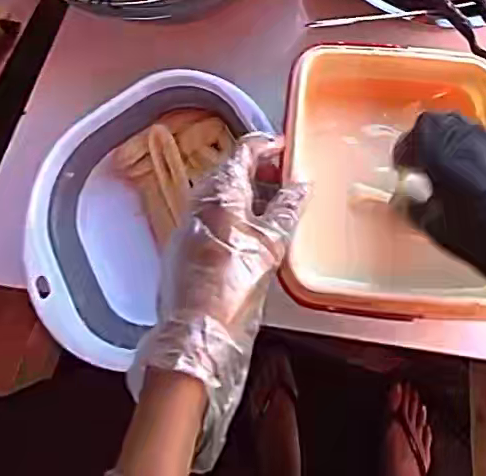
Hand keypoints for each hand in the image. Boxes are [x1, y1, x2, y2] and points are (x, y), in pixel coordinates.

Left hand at [127, 133, 305, 471]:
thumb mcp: (270, 245)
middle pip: (231, 169)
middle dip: (260, 168)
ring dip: (249, 190)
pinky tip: (253, 230)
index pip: (244, 150)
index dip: (267, 144)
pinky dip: (235, 211)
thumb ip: (286, 209)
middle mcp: (199, 201)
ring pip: (222, 193)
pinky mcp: (185, 246)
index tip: (286, 148)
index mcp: (219, 192)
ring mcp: (189, 223)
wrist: (193, 340)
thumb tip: (300, 186)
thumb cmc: (231, 289)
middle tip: (287, 175)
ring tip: (276, 203)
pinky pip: (214, 214)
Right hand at [393, 111, 485, 303]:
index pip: (412, 136)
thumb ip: (413, 205)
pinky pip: (478, 140)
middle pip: (436, 123)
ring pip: (459, 127)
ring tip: (443, 165)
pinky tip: (468, 172)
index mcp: (439, 148)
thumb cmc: (475, 234)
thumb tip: (403, 200)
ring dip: (446, 141)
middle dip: (424, 139)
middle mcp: (463, 136)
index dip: (403, 152)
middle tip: (419, 160)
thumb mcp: (433, 224)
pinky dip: (467, 149)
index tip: (402, 167)